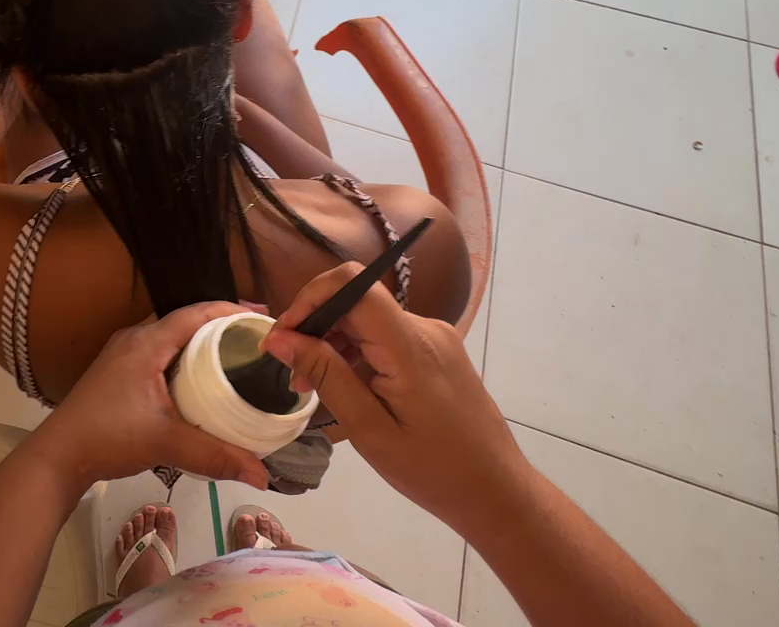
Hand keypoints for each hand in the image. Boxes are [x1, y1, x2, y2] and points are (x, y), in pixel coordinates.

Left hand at [26, 303, 270, 491]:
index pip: (194, 313)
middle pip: (183, 321)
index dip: (227, 310)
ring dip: (199, 341)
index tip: (258, 317)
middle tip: (252, 338)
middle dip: (218, 325)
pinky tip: (198, 378)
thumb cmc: (109, 437)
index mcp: (146, 342)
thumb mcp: (166, 443)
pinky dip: (183, 357)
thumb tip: (262, 475)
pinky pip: (158, 352)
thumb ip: (215, 456)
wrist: (59, 454)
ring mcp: (122, 353)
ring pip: (170, 337)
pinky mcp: (117, 370)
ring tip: (232, 355)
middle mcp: (134, 339)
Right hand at [262, 263, 532, 530]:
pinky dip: (357, 352)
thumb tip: (277, 337)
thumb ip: (324, 374)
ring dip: (334, 342)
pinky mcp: (437, 350)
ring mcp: (434, 336)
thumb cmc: (433, 471)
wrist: (500, 495)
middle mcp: (423, 327)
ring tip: (316, 386)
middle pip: (355, 300)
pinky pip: (384, 335)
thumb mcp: (368, 429)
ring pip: (367, 318)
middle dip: (315, 326)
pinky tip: (349, 387)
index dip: (311, 296)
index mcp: (408, 345)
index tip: (286, 335)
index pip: (352, 283)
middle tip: (294, 373)